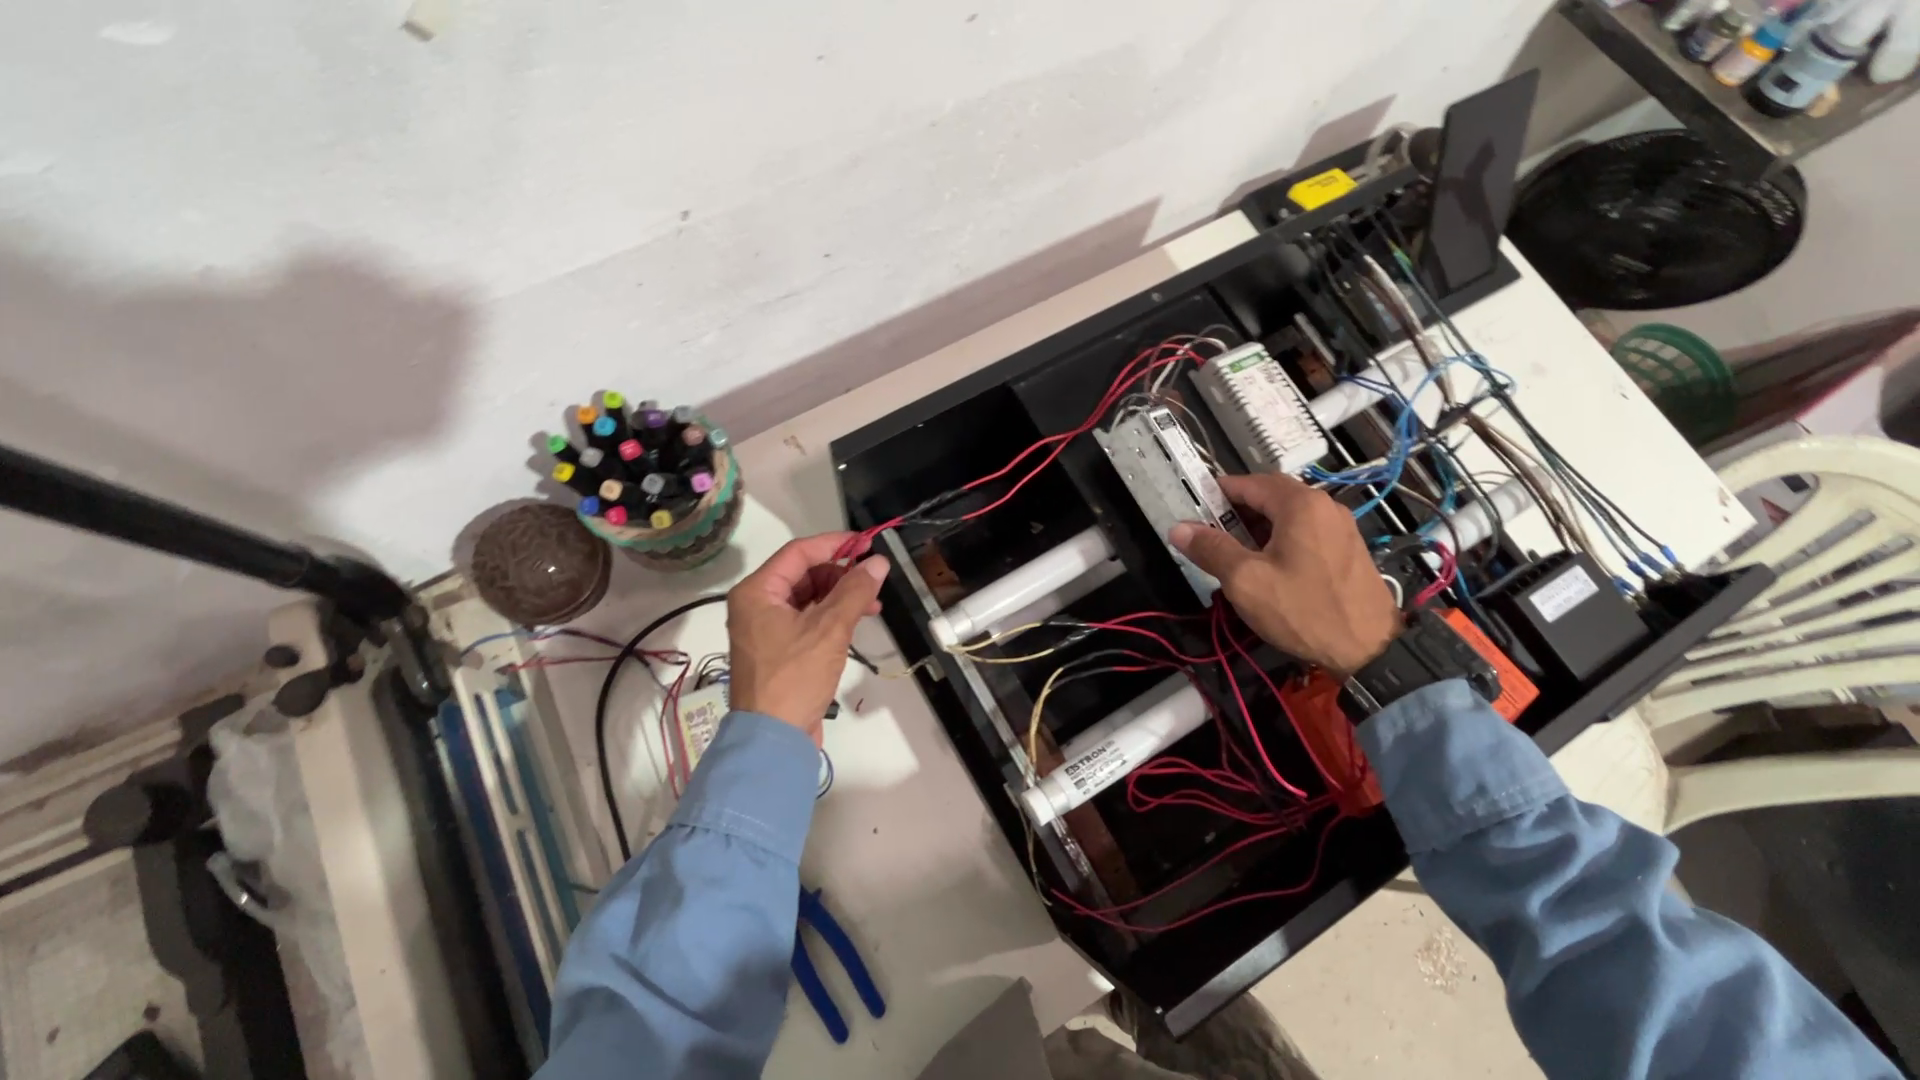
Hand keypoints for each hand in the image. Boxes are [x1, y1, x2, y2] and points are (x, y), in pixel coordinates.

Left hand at [727, 532, 889, 741]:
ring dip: (839, 597)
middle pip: (802, 574)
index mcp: (756, 592)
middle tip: (872, 582)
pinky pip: (805, 620)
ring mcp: (764, 629)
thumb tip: (877, 563)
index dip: (834, 545)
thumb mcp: (829, 630)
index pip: (798, 553)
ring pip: (807, 598)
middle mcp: (755, 605)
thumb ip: (854, 592)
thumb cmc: (794, 678)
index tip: (867, 544)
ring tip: (872, 606)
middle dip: (840, 575)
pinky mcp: (777, 650)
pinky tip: (855, 623)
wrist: (773, 738)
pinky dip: (830, 618)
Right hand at [1169, 472, 1400, 674]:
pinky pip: (1306, 532)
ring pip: (1289, 516)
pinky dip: (1281, 540)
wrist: (1370, 650)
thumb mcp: (1246, 581)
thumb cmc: (1303, 611)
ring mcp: (1341, 528)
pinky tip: (1268, 566)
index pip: (1249, 483)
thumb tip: (1179, 529)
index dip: (1217, 494)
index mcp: (1300, 504)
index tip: (1193, 509)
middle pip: (1271, 496)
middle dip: (1237, 511)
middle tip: (1210, 535)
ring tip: (1234, 554)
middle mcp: (1324, 506)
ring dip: (1258, 527)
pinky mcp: (1348, 550)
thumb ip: (1211, 549)